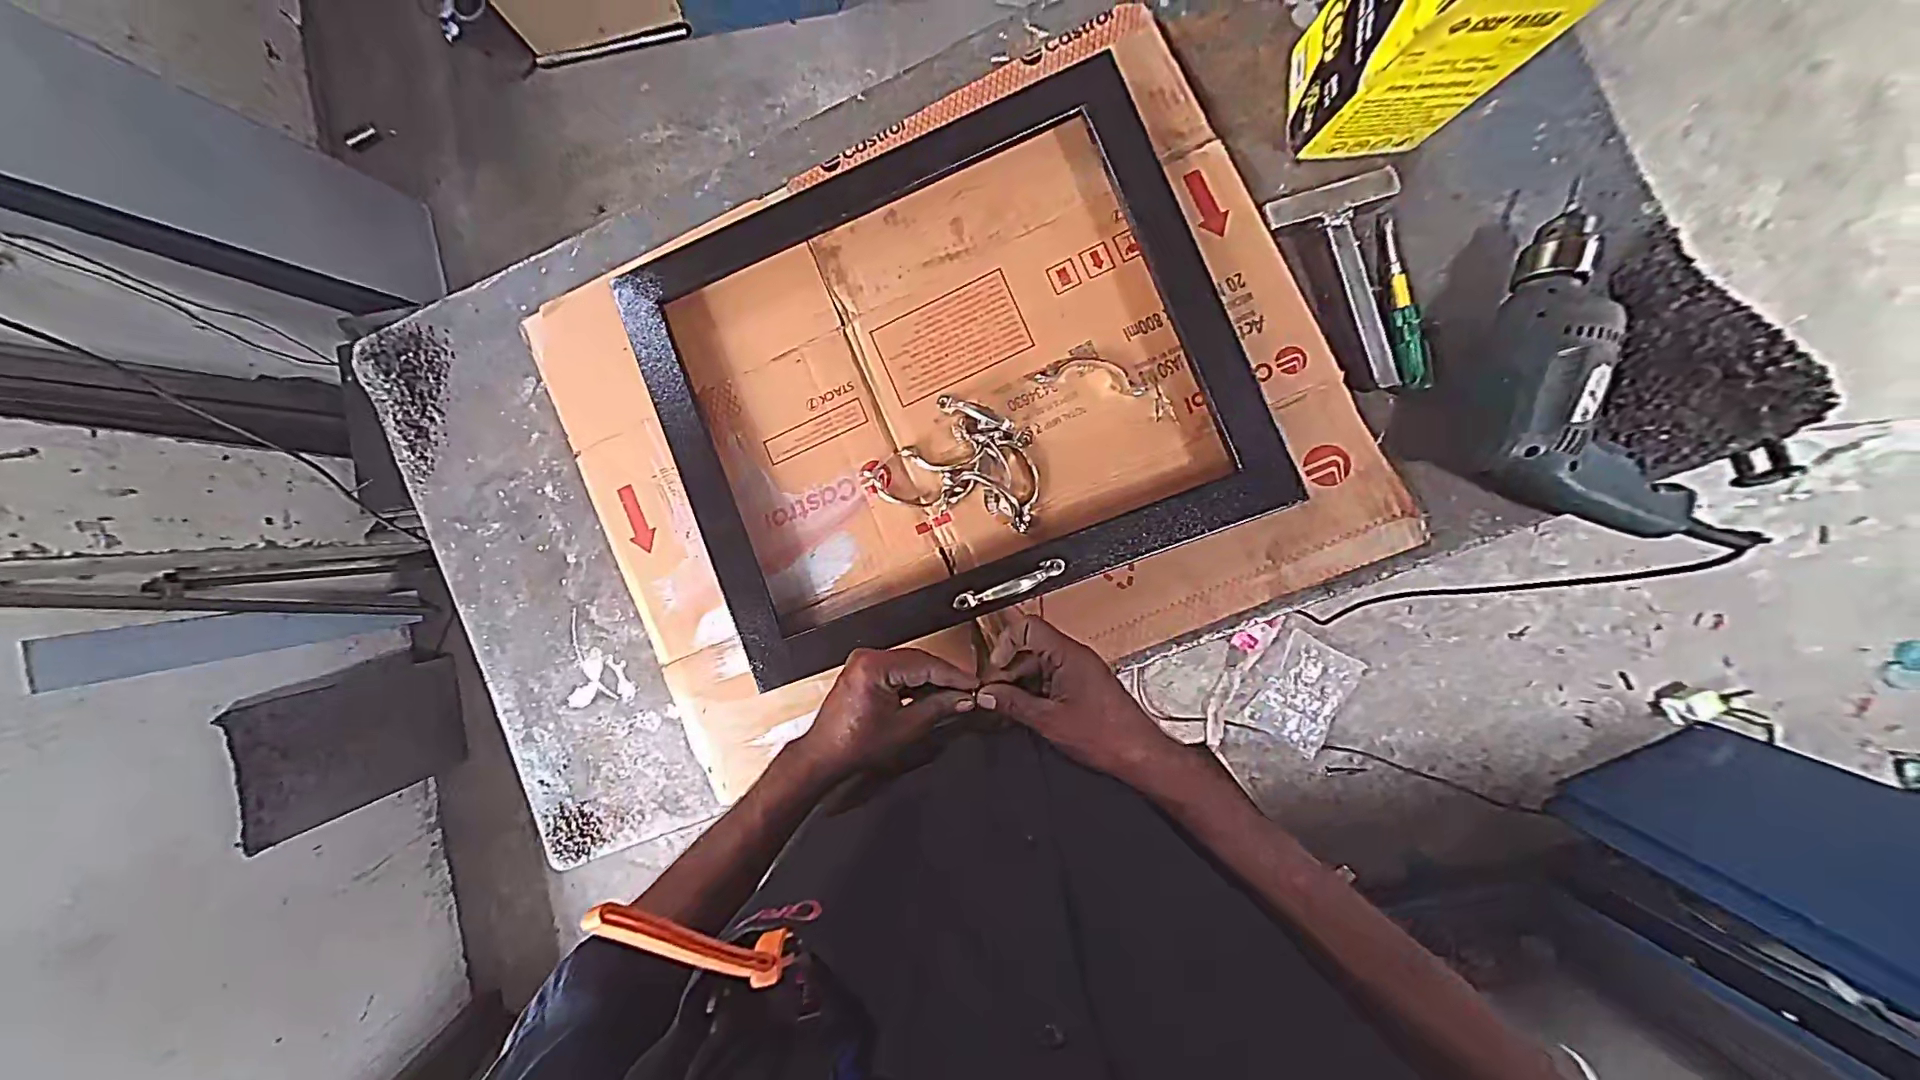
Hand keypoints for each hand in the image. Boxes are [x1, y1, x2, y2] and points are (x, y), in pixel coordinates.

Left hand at [790, 647, 977, 779]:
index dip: (954, 676)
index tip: (973, 684)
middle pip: (918, 661)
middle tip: (968, 690)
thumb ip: (938, 708)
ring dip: (931, 680)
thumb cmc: (851, 746)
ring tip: (954, 694)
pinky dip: (915, 682)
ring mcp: (863, 663)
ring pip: (909, 665)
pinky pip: (897, 671)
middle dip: (944, 677)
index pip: (925, 664)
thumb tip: (962, 698)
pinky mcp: (863, 672)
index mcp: (873, 666)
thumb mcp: (905, 728)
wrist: (824, 757)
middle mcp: (866, 658)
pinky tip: (931, 694)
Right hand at [976, 614, 1178, 785]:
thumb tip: (989, 695)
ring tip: (1008, 709)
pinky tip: (1027, 713)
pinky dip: (1034, 693)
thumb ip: (1013, 704)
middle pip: (1029, 649)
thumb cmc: (1108, 736)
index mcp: (1068, 655)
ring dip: (1020, 685)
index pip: (1028, 627)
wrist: (1139, 755)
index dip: (1005, 644)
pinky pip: (1050, 679)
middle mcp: (1075, 657)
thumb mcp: (1049, 721)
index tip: (995, 669)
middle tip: (994, 695)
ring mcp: (1079, 670)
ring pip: (1038, 666)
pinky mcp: (1082, 685)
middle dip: (1008, 671)